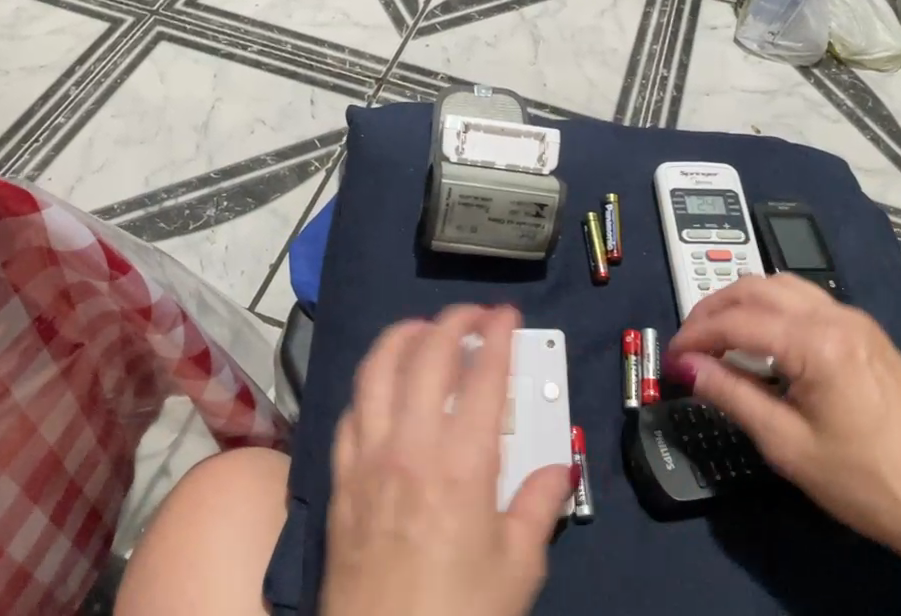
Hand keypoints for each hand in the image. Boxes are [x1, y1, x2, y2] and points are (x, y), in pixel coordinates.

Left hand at [321, 305, 573, 615]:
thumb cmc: (459, 612)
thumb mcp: (517, 567)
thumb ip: (539, 507)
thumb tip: (559, 469)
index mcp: (463, 463)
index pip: (484, 376)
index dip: (498, 335)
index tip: (507, 314)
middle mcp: (411, 446)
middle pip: (427, 356)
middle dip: (453, 321)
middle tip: (474, 314)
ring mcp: (369, 458)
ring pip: (377, 371)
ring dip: (402, 338)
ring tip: (423, 328)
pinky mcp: (341, 478)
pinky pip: (350, 412)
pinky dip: (369, 386)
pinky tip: (382, 388)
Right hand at [666, 275, 900, 553]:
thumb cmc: (871, 482)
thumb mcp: (788, 445)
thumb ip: (731, 395)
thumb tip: (686, 367)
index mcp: (814, 340)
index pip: (734, 320)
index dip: (693, 336)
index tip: (669, 361)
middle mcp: (835, 315)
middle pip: (755, 288)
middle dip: (712, 310)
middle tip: (687, 346)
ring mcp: (856, 321)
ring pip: (781, 287)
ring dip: (741, 304)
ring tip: (717, 341)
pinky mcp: (867, 336)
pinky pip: (806, 303)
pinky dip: (771, 311)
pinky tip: (762, 345)